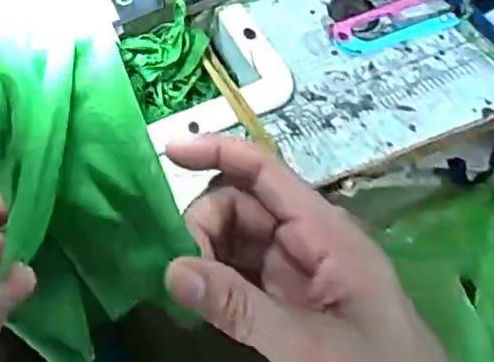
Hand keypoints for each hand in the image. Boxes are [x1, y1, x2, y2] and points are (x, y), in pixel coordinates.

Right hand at [165, 136, 446, 361]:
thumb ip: (243, 307)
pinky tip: (198, 297)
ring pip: (235, 237)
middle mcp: (307, 240)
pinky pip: (241, 272)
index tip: (169, 152)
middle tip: (182, 264)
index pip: (263, 169)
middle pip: (241, 203)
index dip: (216, 150)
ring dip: (206, 251)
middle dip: (205, 221)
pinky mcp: (289, 304)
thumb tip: (171, 269)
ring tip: (187, 286)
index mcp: (324, 230)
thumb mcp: (312, 347)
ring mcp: (297, 273)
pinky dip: (215, 278)